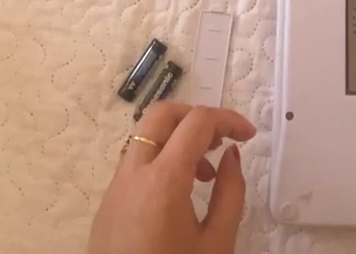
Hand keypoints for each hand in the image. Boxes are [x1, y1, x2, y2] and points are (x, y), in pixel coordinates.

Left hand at [88, 102, 252, 253]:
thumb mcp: (217, 245)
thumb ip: (231, 192)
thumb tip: (230, 155)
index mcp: (163, 180)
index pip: (198, 123)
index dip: (228, 119)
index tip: (249, 136)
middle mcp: (133, 173)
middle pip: (162, 114)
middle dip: (196, 116)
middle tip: (221, 140)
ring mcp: (114, 187)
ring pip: (145, 136)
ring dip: (177, 138)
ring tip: (205, 173)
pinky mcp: (106, 205)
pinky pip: (134, 163)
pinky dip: (160, 159)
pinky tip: (180, 193)